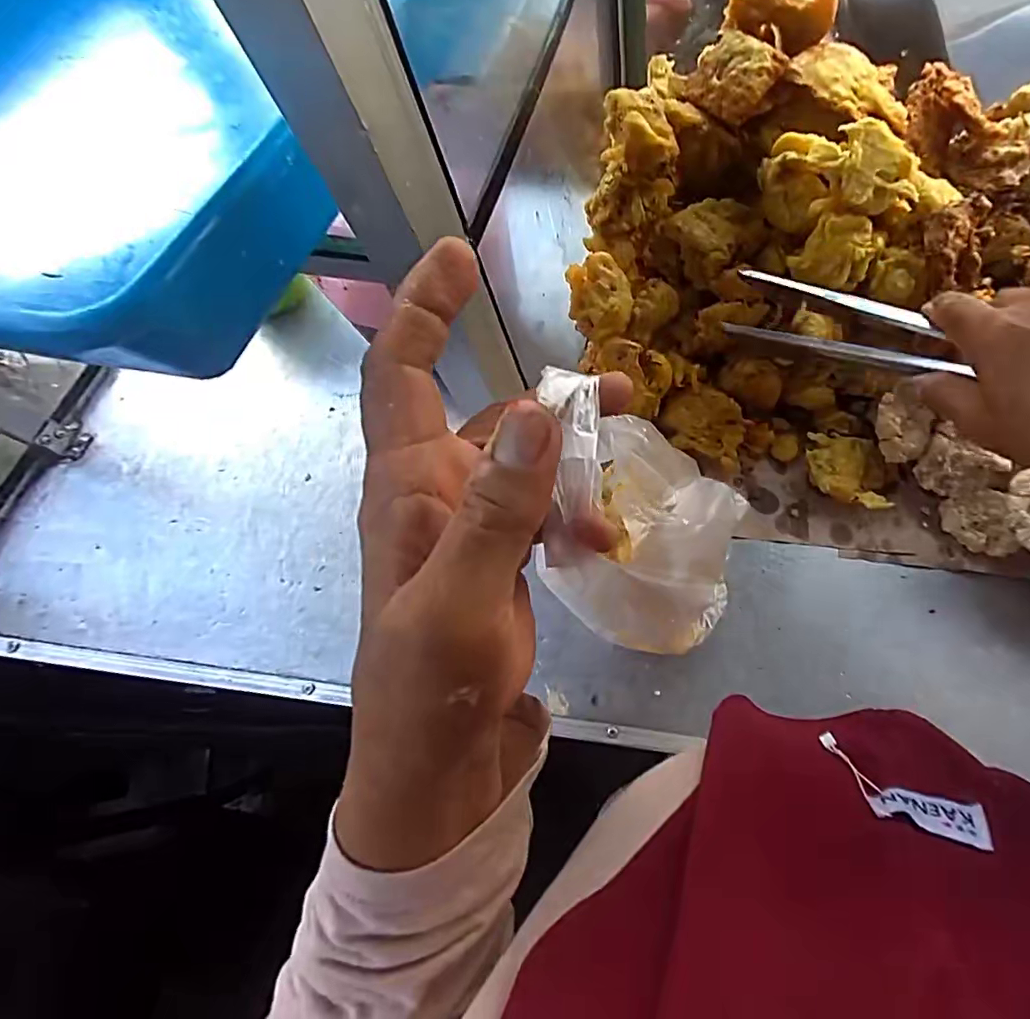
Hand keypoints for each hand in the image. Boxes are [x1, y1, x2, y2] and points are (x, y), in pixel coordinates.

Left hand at [340, 238, 630, 870]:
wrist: (437, 773)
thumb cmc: (428, 692)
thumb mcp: (460, 599)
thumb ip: (496, 507)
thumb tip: (538, 408)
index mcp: (404, 489)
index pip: (400, 374)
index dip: (423, 310)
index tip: (456, 256)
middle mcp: (431, 497)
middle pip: (484, 416)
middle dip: (545, 395)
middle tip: (616, 387)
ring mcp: (467, 534)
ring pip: (521, 466)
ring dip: (570, 458)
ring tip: (628, 457)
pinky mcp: (497, 567)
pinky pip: (538, 514)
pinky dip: (572, 513)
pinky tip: (603, 537)